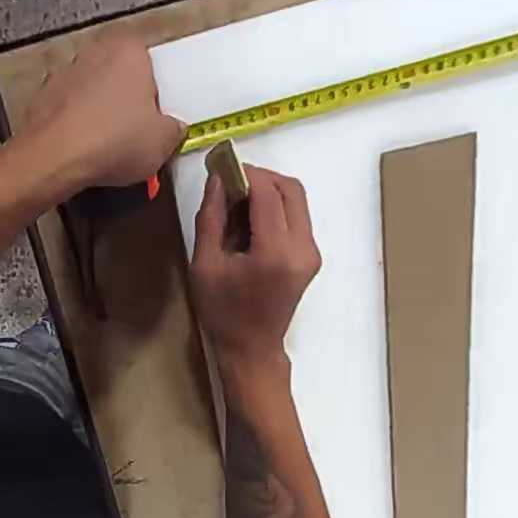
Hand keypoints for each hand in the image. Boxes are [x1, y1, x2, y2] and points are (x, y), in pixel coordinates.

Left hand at [20, 34, 186, 191]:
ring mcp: (63, 72)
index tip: (158, 115)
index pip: (150, 60)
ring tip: (109, 145)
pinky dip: (77, 125)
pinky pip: (70, 110)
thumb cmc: (116, 141)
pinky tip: (85, 150)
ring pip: (92, 91)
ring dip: (100, 111)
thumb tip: (172, 128)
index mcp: (129, 50)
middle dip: (127, 99)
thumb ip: (173, 129)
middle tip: (137, 131)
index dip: (156, 88)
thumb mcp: (163, 142)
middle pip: (119, 74)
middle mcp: (94, 51)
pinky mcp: (42, 97)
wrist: (55, 158)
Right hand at [190, 165, 320, 365]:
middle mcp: (302, 248)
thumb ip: (212, 217)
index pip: (267, 193)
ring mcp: (312, 252)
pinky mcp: (311, 256)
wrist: (252, 349)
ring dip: (268, 191)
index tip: (221, 169)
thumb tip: (218, 179)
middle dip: (260, 177)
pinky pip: (296, 217)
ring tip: (237, 203)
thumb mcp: (205, 264)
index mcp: (274, 253)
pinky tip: (250, 221)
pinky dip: (275, 208)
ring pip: (296, 200)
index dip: (245, 174)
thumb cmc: (222, 312)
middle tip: (230, 183)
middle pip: (290, 189)